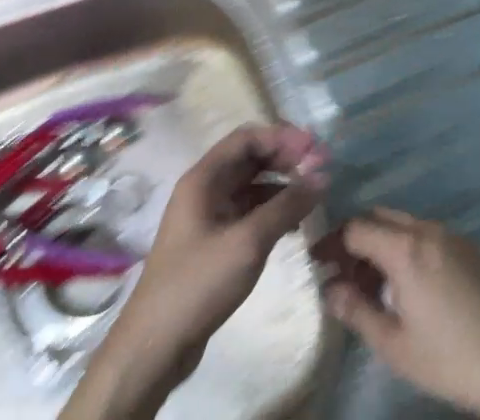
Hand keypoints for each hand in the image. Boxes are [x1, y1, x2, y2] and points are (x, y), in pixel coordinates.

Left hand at [60, 124, 327, 419]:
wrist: (157, 342)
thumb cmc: (199, 283)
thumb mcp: (248, 241)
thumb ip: (287, 206)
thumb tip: (322, 177)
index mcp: (203, 179)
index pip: (247, 138)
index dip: (283, 137)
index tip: (317, 150)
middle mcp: (204, 190)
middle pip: (250, 159)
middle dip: (286, 159)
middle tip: (322, 171)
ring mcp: (208, 216)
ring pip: (251, 186)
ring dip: (283, 185)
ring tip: (315, 198)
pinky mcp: (214, 241)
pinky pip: (248, 212)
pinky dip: (273, 211)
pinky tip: (296, 225)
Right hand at [320, 210, 479, 419]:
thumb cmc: (452, 358)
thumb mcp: (394, 344)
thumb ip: (356, 311)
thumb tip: (331, 289)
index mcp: (406, 249)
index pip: (356, 227)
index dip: (332, 244)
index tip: (318, 266)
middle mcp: (429, 231)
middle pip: (380, 216)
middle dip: (356, 239)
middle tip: (343, 274)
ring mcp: (455, 237)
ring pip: (405, 224)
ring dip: (382, 244)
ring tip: (374, 287)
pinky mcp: (473, 250)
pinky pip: (428, 235)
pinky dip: (407, 248)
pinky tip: (408, 287)